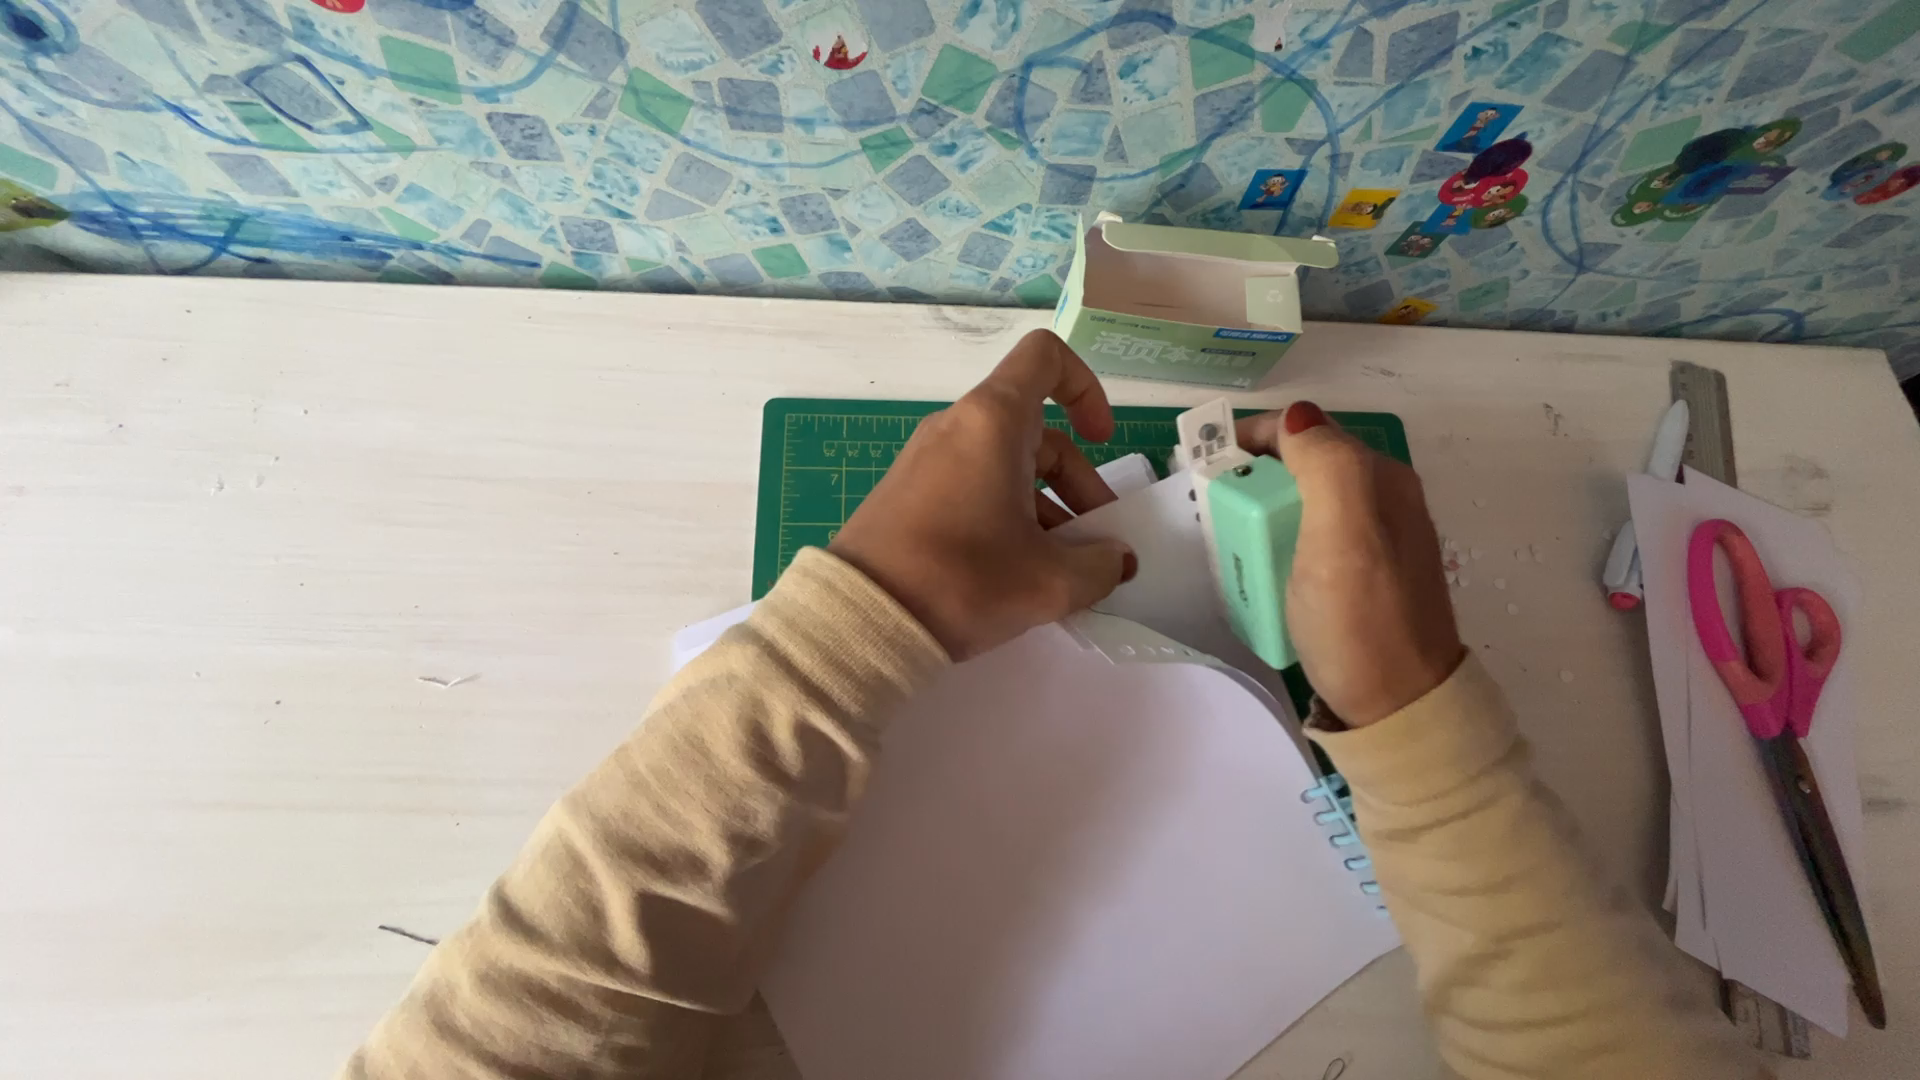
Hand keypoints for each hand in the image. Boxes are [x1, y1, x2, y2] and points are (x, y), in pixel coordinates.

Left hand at [829, 331, 1137, 660]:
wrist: (861, 617)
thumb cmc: (962, 580)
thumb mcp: (1048, 582)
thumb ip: (1100, 566)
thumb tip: (1117, 561)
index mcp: (993, 422)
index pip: (1046, 358)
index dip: (1086, 387)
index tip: (1102, 440)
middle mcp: (957, 427)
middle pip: (1036, 432)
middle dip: (1077, 484)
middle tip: (1095, 544)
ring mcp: (927, 460)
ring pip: (1006, 466)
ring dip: (1046, 509)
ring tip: (1061, 571)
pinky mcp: (909, 493)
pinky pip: (973, 487)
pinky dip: (1006, 516)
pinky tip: (1016, 574)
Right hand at [1238, 403, 1464, 726]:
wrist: (1397, 704)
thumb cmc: (1360, 619)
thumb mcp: (1342, 534)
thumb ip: (1323, 464)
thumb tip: (1295, 417)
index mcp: (1377, 477)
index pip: (1304, 429)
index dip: (1250, 436)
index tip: (1202, 464)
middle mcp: (1379, 497)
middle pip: (1299, 461)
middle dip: (1248, 470)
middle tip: (1207, 502)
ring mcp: (1371, 536)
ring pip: (1299, 496)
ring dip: (1257, 503)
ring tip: (1222, 531)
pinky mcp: (1358, 570)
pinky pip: (1304, 531)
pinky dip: (1272, 534)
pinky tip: (1255, 559)